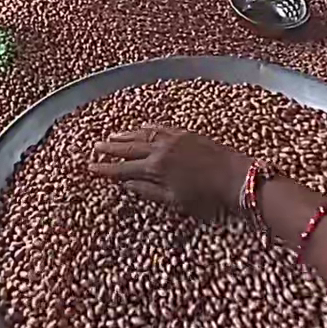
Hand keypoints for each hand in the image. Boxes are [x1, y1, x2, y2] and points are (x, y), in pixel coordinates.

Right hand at [87, 125, 250, 218]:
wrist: (235, 176)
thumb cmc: (206, 195)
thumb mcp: (174, 200)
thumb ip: (148, 191)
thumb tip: (126, 185)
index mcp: (155, 168)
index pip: (123, 168)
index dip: (105, 168)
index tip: (90, 167)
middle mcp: (160, 149)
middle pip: (128, 148)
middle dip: (110, 148)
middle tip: (94, 147)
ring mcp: (172, 138)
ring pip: (141, 134)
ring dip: (124, 135)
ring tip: (110, 136)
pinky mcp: (184, 133)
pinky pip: (158, 128)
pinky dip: (145, 128)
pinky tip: (139, 128)